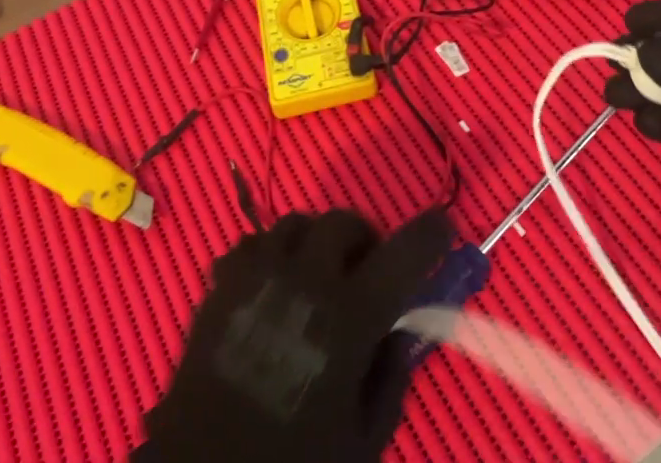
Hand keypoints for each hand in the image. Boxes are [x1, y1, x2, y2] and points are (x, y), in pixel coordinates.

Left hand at [135, 209, 450, 461]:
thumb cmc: (296, 461)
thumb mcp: (365, 436)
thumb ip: (391, 372)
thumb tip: (401, 326)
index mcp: (350, 317)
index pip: (404, 251)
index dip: (430, 233)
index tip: (442, 229)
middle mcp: (304, 281)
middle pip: (342, 222)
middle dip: (365, 239)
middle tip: (369, 272)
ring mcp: (255, 278)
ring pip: (294, 225)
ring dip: (316, 243)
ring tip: (318, 278)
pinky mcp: (218, 289)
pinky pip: (252, 246)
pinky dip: (271, 256)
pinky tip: (274, 291)